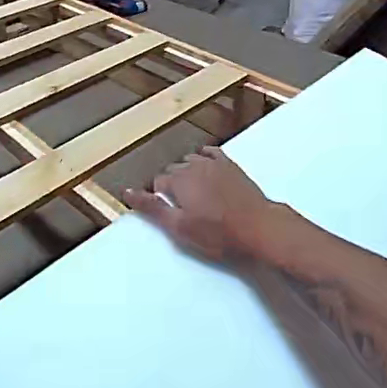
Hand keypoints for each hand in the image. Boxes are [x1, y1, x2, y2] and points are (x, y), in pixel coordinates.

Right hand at [121, 147, 277, 262]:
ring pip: (190, 161)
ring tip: (195, 195)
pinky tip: (206, 169)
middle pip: (173, 170)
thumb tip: (127, 192)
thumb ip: (152, 208)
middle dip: (173, 185)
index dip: (160, 199)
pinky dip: (204, 159)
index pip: (157, 183)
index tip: (169, 213)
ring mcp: (214, 163)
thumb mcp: (180, 227)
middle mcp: (193, 165)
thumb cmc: (218, 233)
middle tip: (182, 208)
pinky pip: (210, 154)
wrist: (259, 228)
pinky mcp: (230, 165)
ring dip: (188, 174)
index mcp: (178, 180)